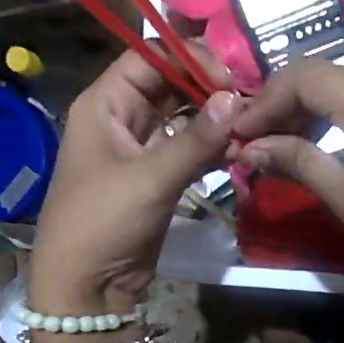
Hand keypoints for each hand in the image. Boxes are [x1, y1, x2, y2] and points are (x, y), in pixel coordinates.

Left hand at [30, 48, 237, 313]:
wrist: (90, 284)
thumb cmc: (104, 221)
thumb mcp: (150, 177)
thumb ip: (195, 140)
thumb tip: (235, 100)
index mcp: (105, 104)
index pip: (149, 58)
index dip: (189, 59)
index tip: (231, 77)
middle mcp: (124, 118)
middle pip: (171, 86)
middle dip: (210, 89)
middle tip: (252, 100)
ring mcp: (144, 149)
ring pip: (186, 119)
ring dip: (217, 121)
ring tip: (253, 126)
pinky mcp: (161, 177)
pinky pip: (191, 150)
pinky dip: (215, 148)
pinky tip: (242, 151)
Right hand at [233, 61, 343, 290]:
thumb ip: (296, 160)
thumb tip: (247, 147)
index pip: (305, 77)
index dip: (266, 101)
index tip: (239, 131)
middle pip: (324, 72)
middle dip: (285, 102)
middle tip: (255, 137)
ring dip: (311, 103)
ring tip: (280, 138)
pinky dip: (340, 106)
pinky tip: (319, 132)